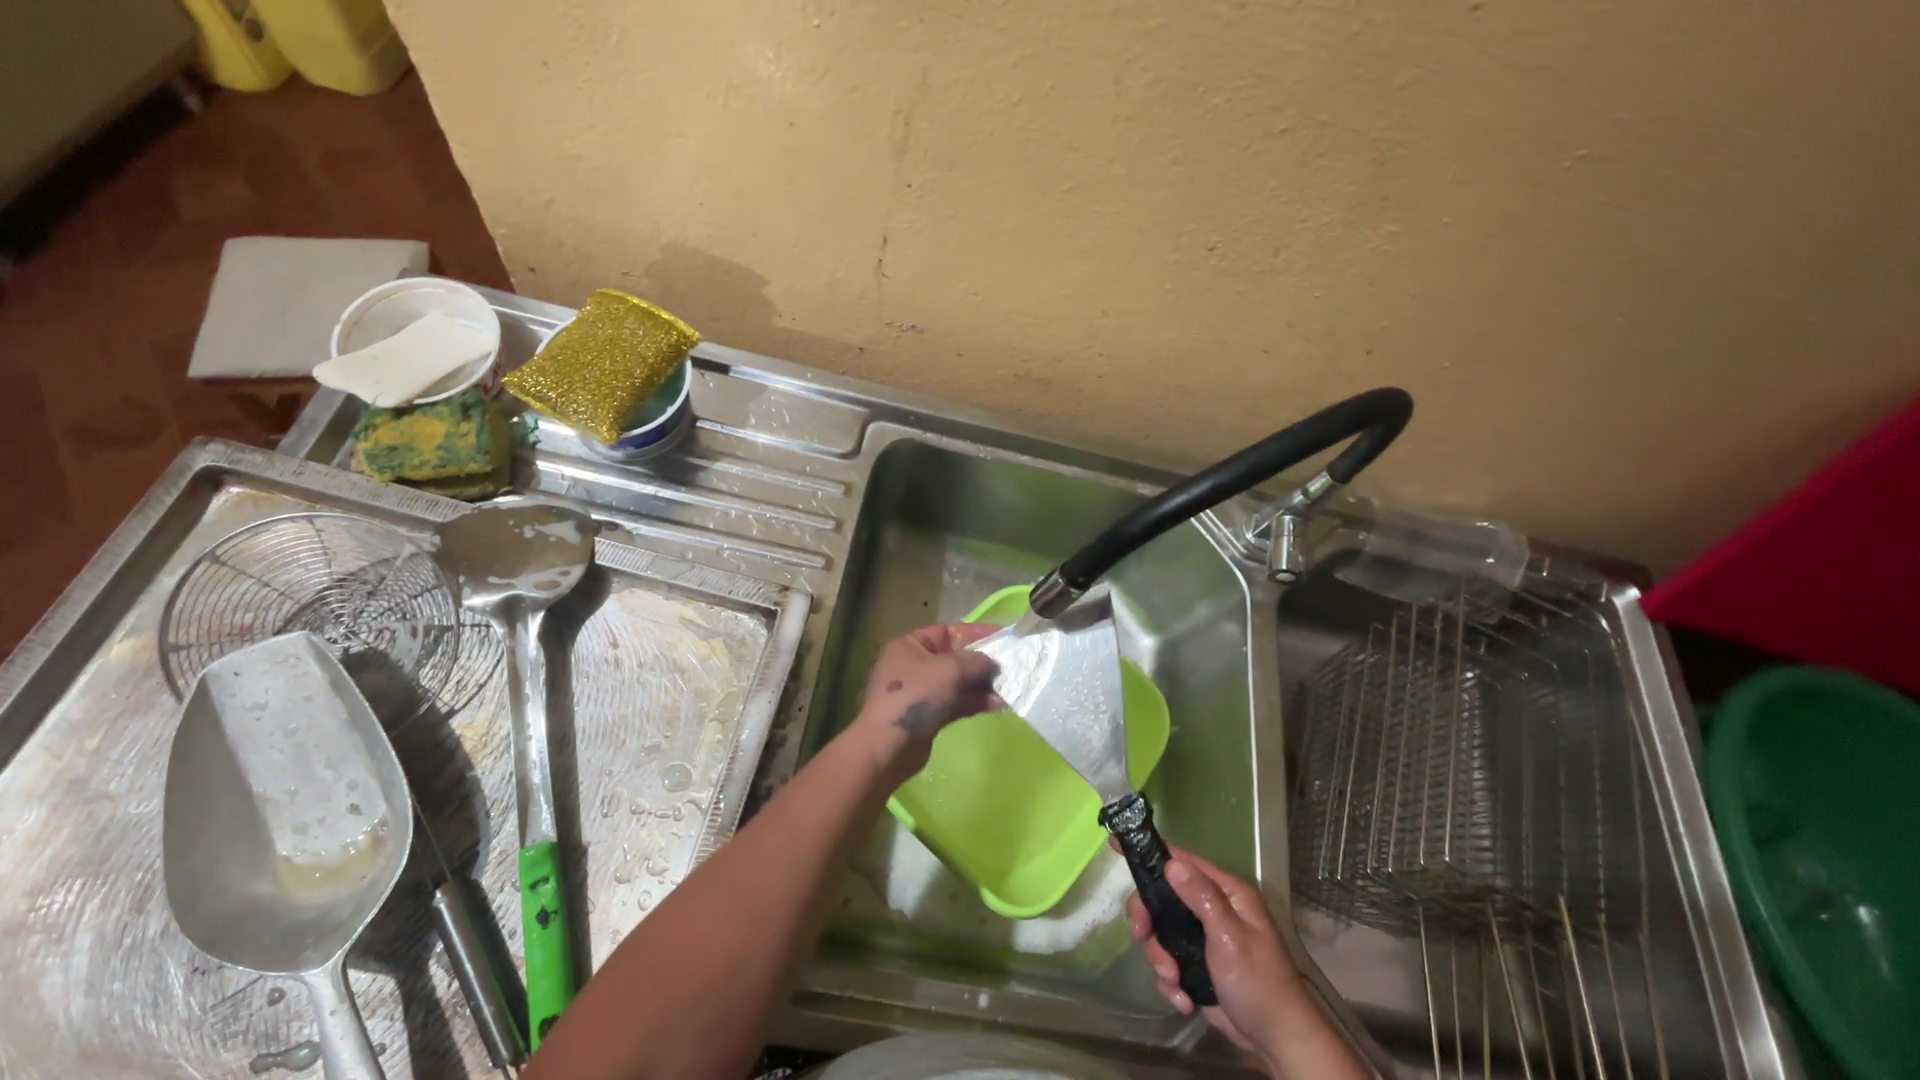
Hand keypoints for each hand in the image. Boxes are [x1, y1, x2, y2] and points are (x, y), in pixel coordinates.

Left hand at [850, 623, 1001, 783]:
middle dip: (983, 663)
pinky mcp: (929, 715)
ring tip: (1010, 688)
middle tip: (1012, 666)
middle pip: (955, 658)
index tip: (1003, 635)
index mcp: (910, 645)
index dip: (976, 633)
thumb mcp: (949, 669)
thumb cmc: (915, 696)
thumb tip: (991, 663)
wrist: (889, 747)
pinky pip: (957, 703)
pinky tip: (1000, 705)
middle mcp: (914, 665)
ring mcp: (921, 692)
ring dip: (983, 685)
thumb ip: (975, 661)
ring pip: (958, 683)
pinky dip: (976, 702)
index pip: (948, 632)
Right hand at [1126, 847, 1305, 1064]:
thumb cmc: (1258, 981)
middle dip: (1150, 922)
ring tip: (1175, 981)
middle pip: (1163, 899)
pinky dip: (1170, 982)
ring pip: (1161, 933)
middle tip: (1142, 937)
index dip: (1152, 854)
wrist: (1274, 1038)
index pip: (1184, 862)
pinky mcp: (1196, 966)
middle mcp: (1213, 909)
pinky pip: (1168, 962)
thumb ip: (1201, 897)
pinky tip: (1184, 998)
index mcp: (1227, 894)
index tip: (1115, 844)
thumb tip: (1172, 863)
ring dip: (1161, 959)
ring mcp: (1203, 938)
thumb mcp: (1229, 936)